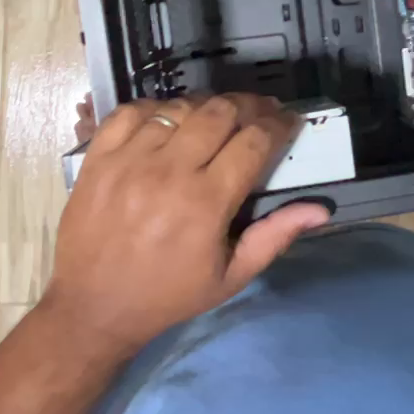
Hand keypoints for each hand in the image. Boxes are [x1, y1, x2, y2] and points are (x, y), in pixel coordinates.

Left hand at [46, 94, 330, 349]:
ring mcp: (129, 160)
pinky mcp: (98, 158)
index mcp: (206, 203)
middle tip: (261, 112)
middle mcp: (169, 172)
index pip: (254, 141)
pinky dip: (158, 107)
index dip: (279, 124)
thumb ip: (275, 237)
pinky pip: (133, 111)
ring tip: (219, 117)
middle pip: (220, 112)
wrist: (93, 307)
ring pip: (180, 106)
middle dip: (249, 106)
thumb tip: (321, 210)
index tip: (289, 121)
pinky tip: (171, 119)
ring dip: (207, 106)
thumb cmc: (169, 294)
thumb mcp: (232, 277)